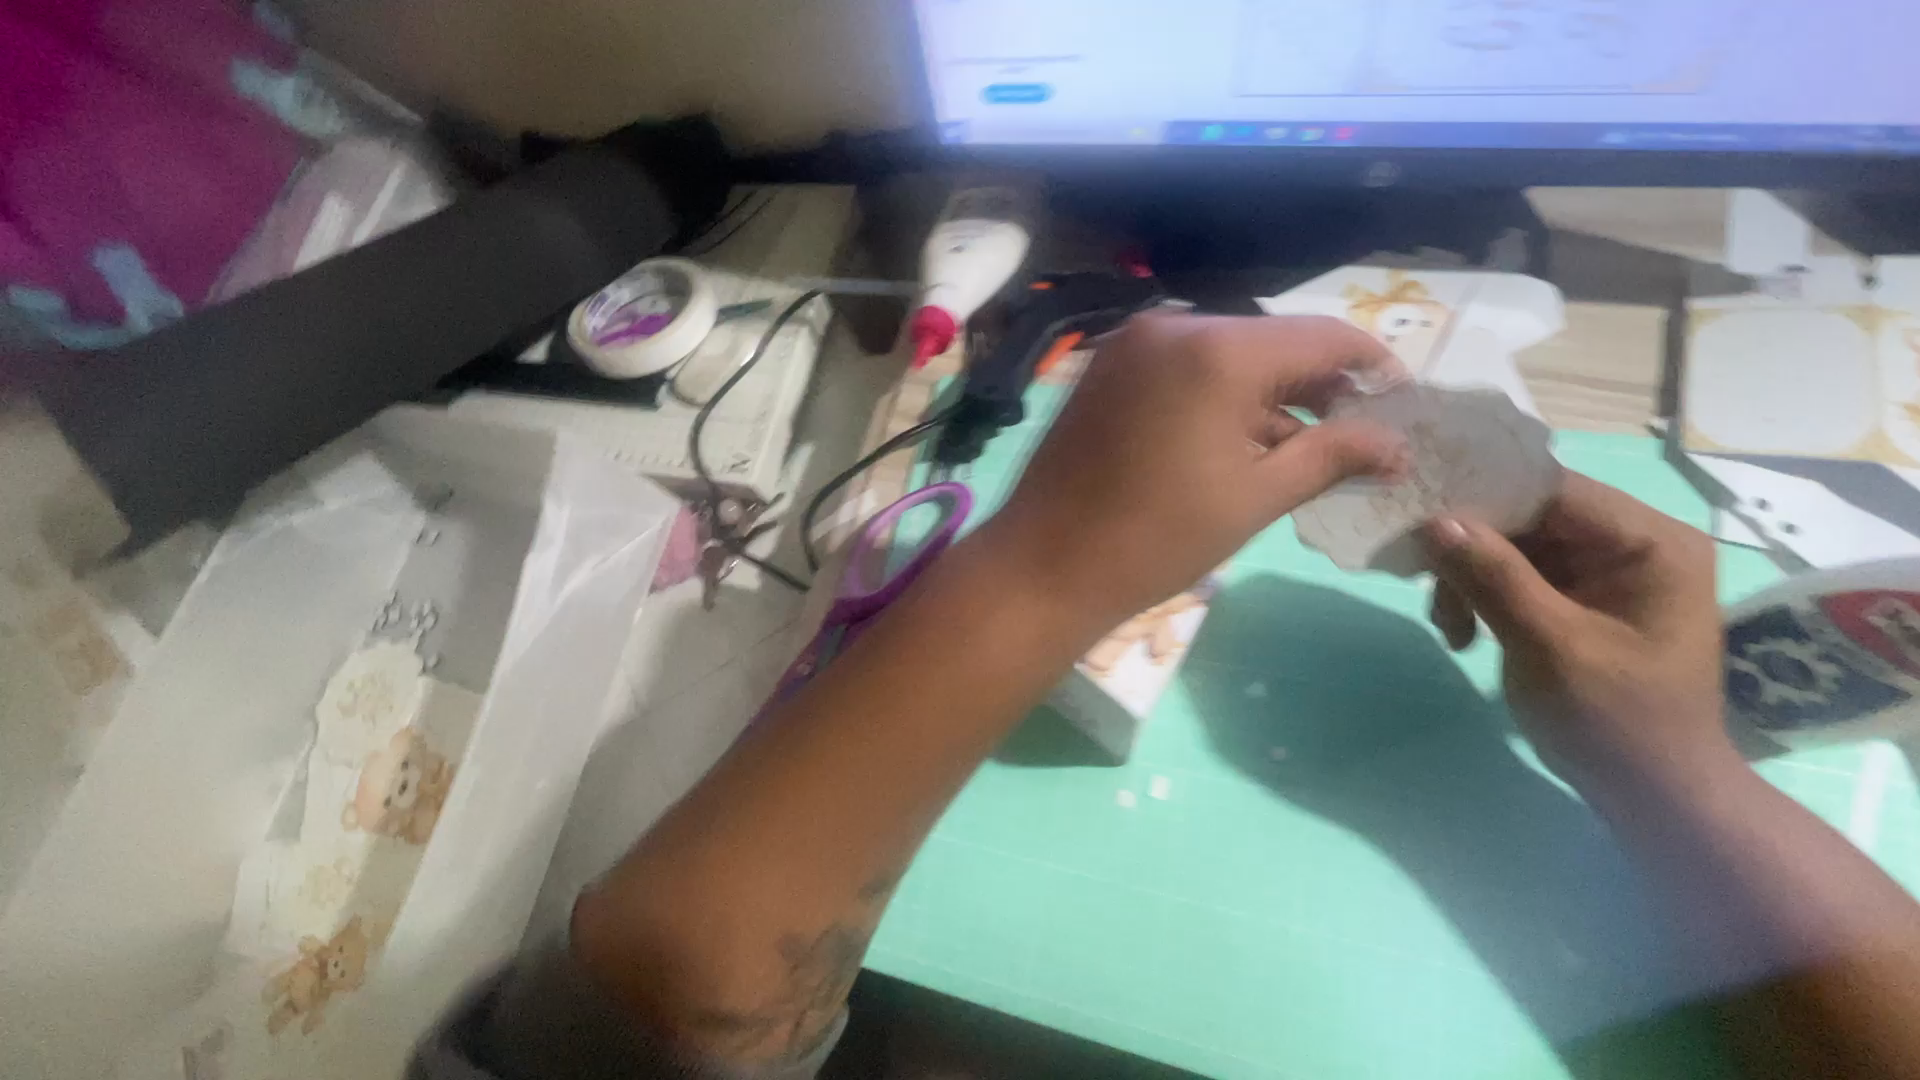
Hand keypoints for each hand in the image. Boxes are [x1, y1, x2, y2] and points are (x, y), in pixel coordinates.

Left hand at [978, 313, 1407, 626]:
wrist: (1044, 565)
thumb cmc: (1156, 538)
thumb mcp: (1255, 497)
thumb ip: (1333, 456)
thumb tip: (1398, 444)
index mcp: (1217, 350)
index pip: (1324, 336)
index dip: (1371, 368)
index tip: (1400, 405)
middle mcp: (1173, 327)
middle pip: (1272, 343)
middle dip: (1317, 386)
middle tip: (1353, 436)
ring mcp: (1131, 345)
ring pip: (1225, 356)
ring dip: (1266, 395)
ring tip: (1298, 450)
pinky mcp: (1106, 368)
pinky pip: (1181, 369)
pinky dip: (1216, 397)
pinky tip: (1235, 442)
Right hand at [1424, 472, 1733, 798]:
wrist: (1648, 790)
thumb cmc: (1615, 718)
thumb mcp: (1549, 644)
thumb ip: (1494, 577)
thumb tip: (1434, 520)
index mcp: (1649, 542)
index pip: (1552, 490)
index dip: (1484, 498)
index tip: (1422, 522)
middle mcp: (1628, 543)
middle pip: (1526, 516)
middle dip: (1470, 550)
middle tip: (1427, 587)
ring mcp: (1601, 570)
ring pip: (1509, 545)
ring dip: (1466, 578)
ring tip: (1450, 625)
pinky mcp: (1574, 595)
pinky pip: (1511, 573)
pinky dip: (1477, 596)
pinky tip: (1463, 631)